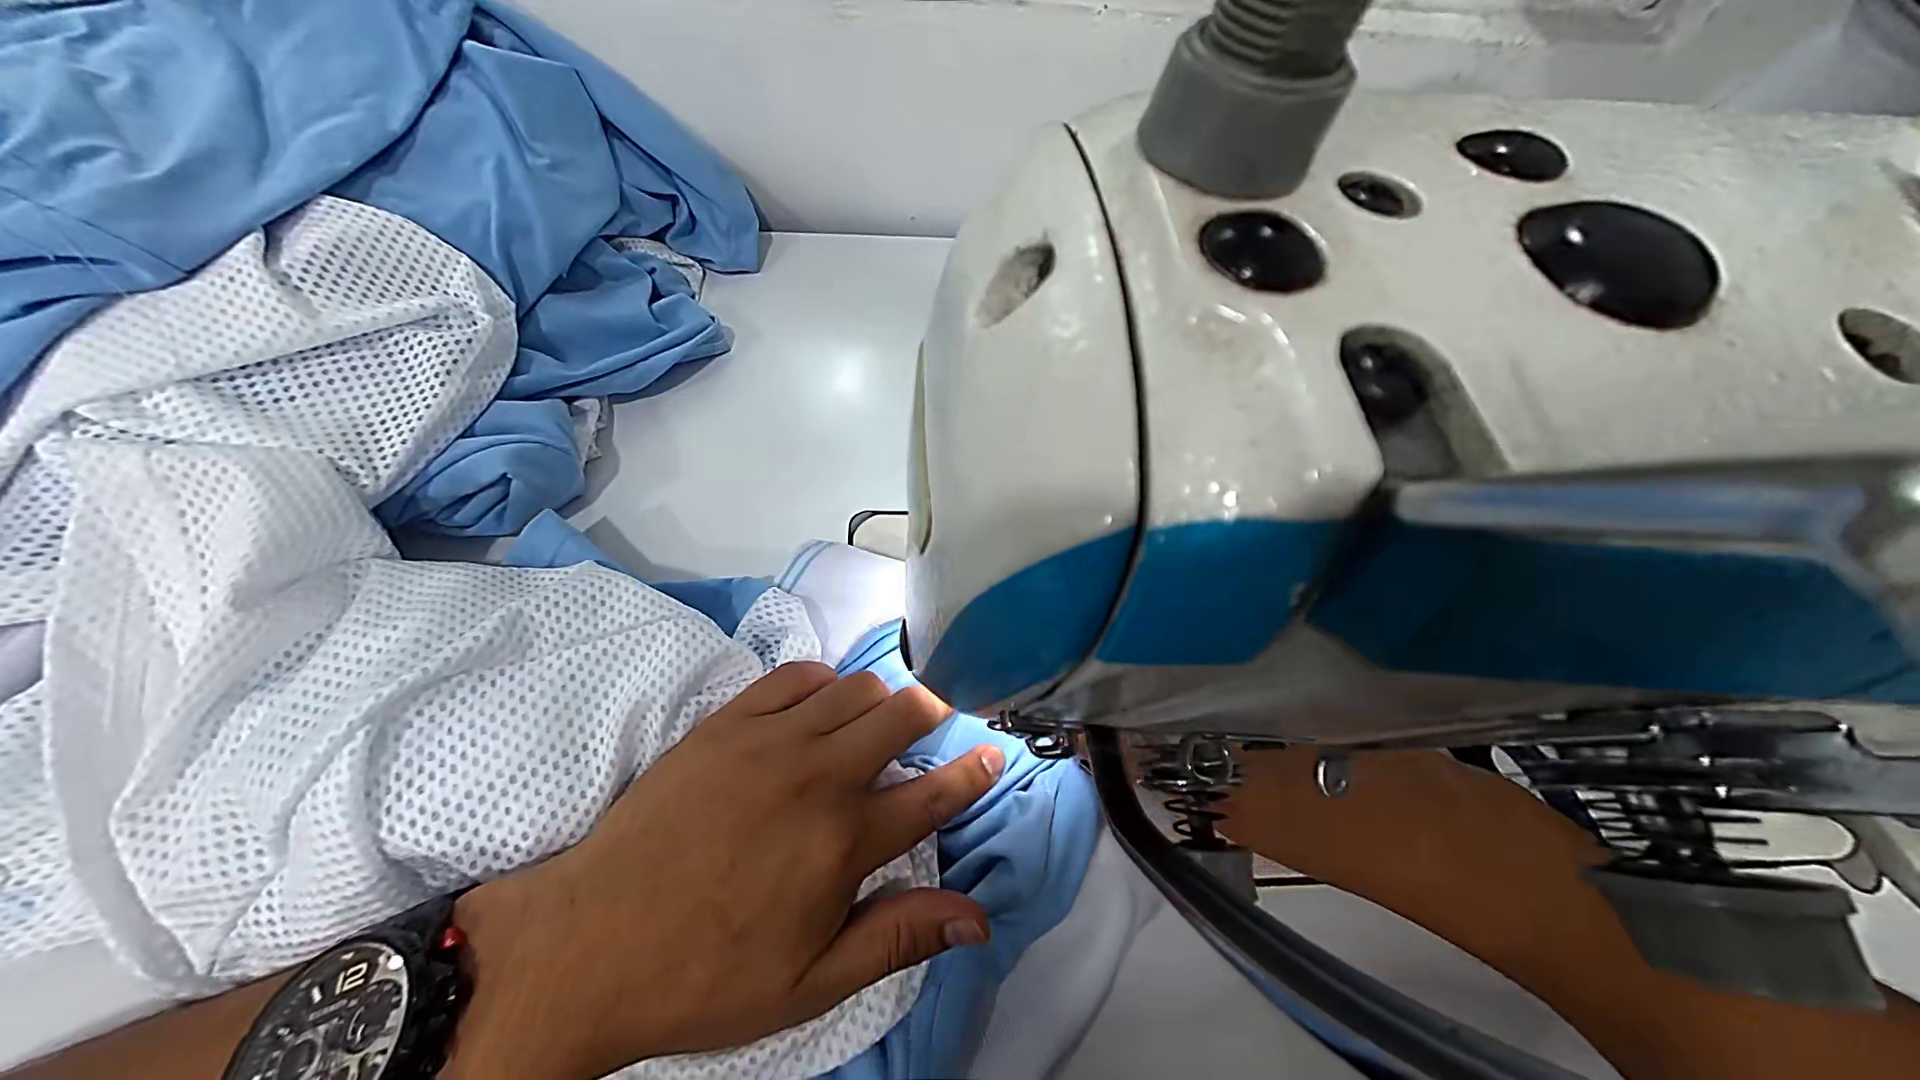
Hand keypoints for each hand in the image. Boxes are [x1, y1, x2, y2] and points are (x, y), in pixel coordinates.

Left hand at [443, 662, 1003, 1078]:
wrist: (589, 944)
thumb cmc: (706, 974)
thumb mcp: (810, 983)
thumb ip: (897, 938)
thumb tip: (976, 919)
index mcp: (843, 843)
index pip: (933, 795)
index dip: (972, 772)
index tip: (993, 753)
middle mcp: (817, 778)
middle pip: (902, 715)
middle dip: (932, 714)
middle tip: (930, 729)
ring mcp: (769, 742)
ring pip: (854, 688)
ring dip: (879, 698)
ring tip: (873, 723)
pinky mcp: (725, 724)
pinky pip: (792, 676)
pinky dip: (821, 681)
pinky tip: (817, 705)